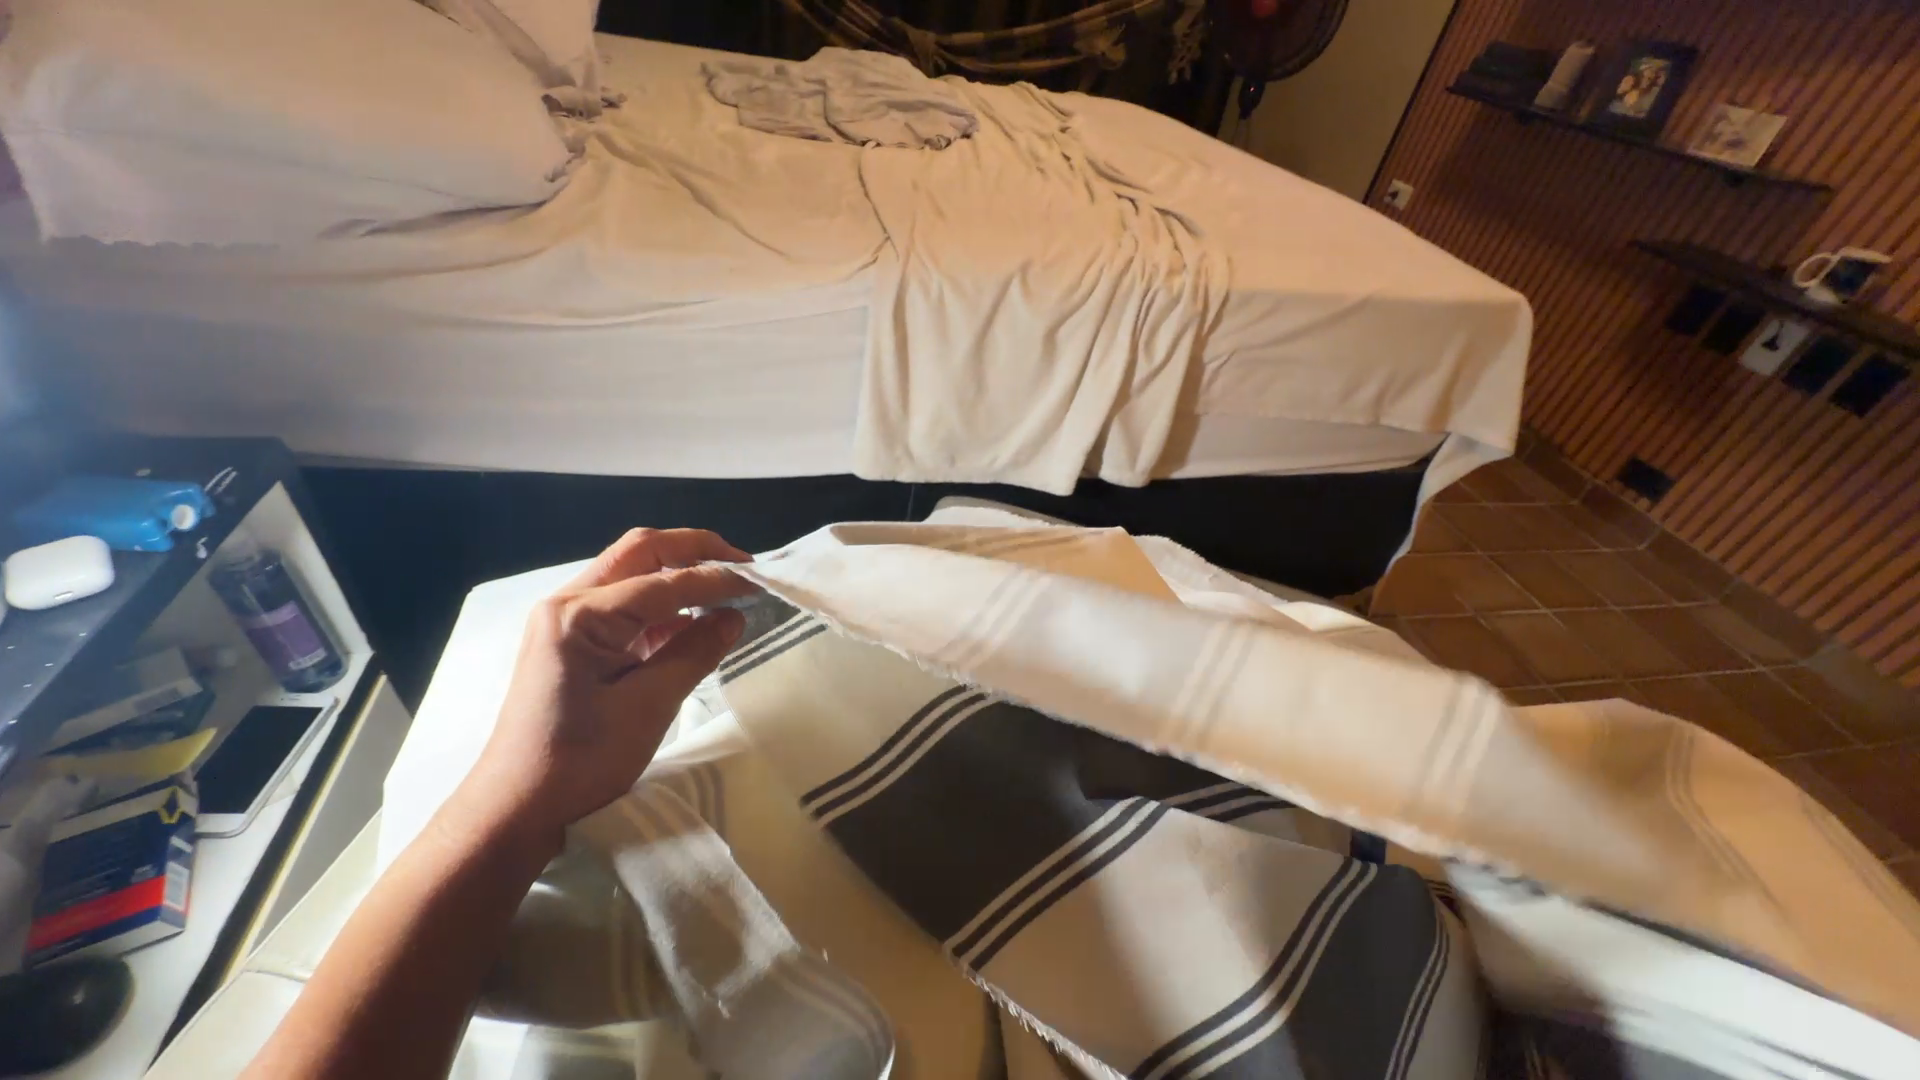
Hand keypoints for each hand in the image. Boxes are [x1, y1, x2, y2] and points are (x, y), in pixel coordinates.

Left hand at [452, 529, 757, 850]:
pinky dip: (664, 607)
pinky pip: (626, 608)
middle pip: (641, 553)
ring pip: (632, 575)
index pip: (664, 581)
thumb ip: (694, 652)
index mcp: (580, 615)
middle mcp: (570, 604)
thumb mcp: (648, 706)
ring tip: (727, 591)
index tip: (762, 583)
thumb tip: (734, 616)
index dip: (717, 579)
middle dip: (695, 550)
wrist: (518, 808)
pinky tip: (695, 622)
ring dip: (679, 576)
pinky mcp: (575, 644)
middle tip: (743, 565)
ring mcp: (568, 622)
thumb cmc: (580, 760)